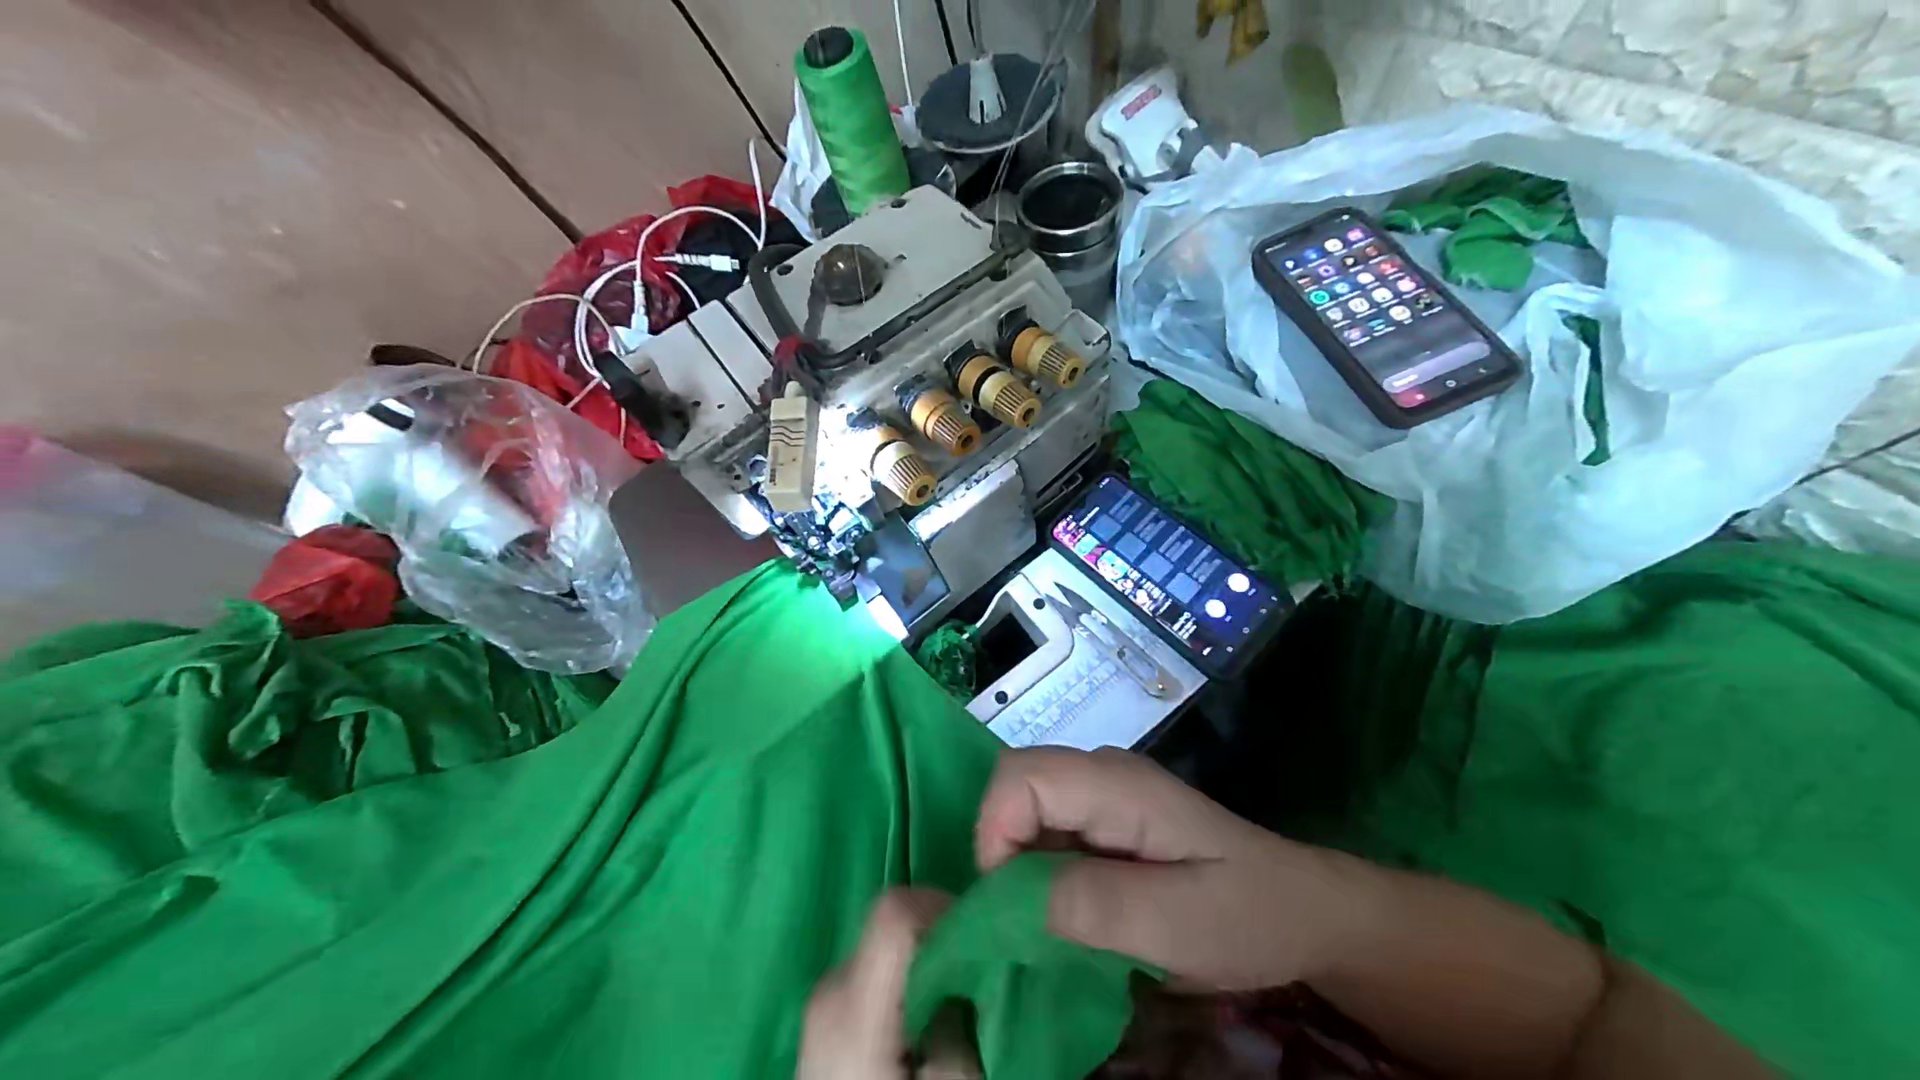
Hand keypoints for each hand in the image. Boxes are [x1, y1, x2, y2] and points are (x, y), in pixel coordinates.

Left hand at [798, 889, 979, 1079]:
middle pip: (892, 924)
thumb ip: (958, 1020)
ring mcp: (822, 997)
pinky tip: (920, 1019)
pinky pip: (873, 967)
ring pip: (886, 943)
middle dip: (940, 935)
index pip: (893, 913)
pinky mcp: (825, 1010)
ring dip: (924, 957)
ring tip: (950, 1005)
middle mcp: (830, 987)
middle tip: (975, 976)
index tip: (978, 937)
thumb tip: (967, 967)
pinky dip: (905, 975)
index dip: (941, 907)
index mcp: (854, 1008)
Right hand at [974, 746, 1374, 991]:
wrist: (1304, 912)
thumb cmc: (1246, 916)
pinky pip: (1049, 829)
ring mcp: (1104, 793)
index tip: (1009, 904)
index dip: (995, 832)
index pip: (1019, 777)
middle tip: (1025, 919)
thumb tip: (1007, 898)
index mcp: (1117, 784)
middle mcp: (1101, 773)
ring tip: (1048, 922)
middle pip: (1016, 786)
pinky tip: (1068, 909)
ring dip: (1020, 864)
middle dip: (1003, 850)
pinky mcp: (1106, 817)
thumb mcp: (1176, 923)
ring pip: (1027, 808)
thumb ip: (1093, 904)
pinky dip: (1039, 870)